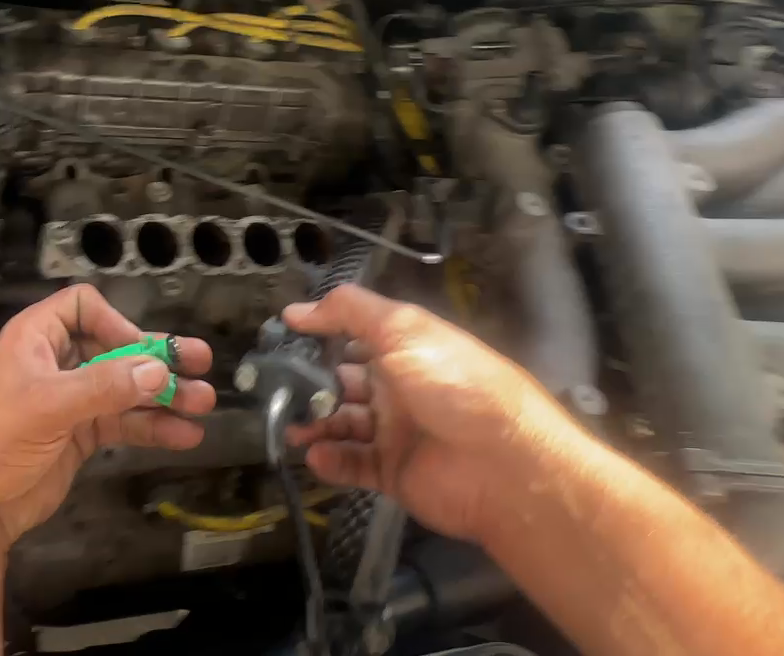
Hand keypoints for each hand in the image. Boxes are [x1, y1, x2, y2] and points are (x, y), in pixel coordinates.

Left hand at [0, 284, 214, 549]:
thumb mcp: (48, 406)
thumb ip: (105, 387)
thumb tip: (159, 369)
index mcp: (37, 337)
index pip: (83, 306)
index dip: (114, 321)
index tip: (138, 350)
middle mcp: (56, 360)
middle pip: (114, 347)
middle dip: (156, 356)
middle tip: (201, 361)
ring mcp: (70, 398)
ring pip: (124, 386)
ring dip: (162, 394)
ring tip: (204, 403)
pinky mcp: (80, 433)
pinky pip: (122, 421)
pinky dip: (151, 426)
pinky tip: (184, 435)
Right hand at [281, 284, 579, 541]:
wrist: (507, 468)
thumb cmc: (454, 384)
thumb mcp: (403, 329)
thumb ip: (347, 311)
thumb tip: (295, 311)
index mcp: (405, 350)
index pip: (353, 338)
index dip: (320, 337)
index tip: (282, 339)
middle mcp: (398, 388)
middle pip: (341, 381)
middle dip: (308, 384)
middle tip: (276, 388)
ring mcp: (396, 432)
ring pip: (341, 424)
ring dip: (313, 423)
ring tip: (290, 426)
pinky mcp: (394, 472)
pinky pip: (352, 464)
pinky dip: (330, 461)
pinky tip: (315, 455)